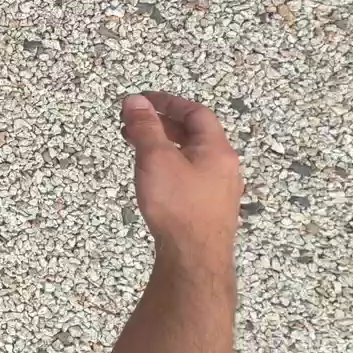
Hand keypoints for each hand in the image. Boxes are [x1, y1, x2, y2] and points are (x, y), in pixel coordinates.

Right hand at [121, 93, 244, 271]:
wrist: (193, 253)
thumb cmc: (176, 202)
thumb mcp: (155, 157)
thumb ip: (145, 127)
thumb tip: (135, 100)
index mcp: (217, 150)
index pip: (196, 113)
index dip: (168, 101)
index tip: (139, 100)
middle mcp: (223, 165)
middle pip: (194, 131)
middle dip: (160, 120)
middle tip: (130, 121)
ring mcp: (217, 185)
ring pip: (189, 150)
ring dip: (161, 140)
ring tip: (133, 142)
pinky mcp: (207, 201)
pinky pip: (188, 168)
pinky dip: (166, 158)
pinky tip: (149, 168)